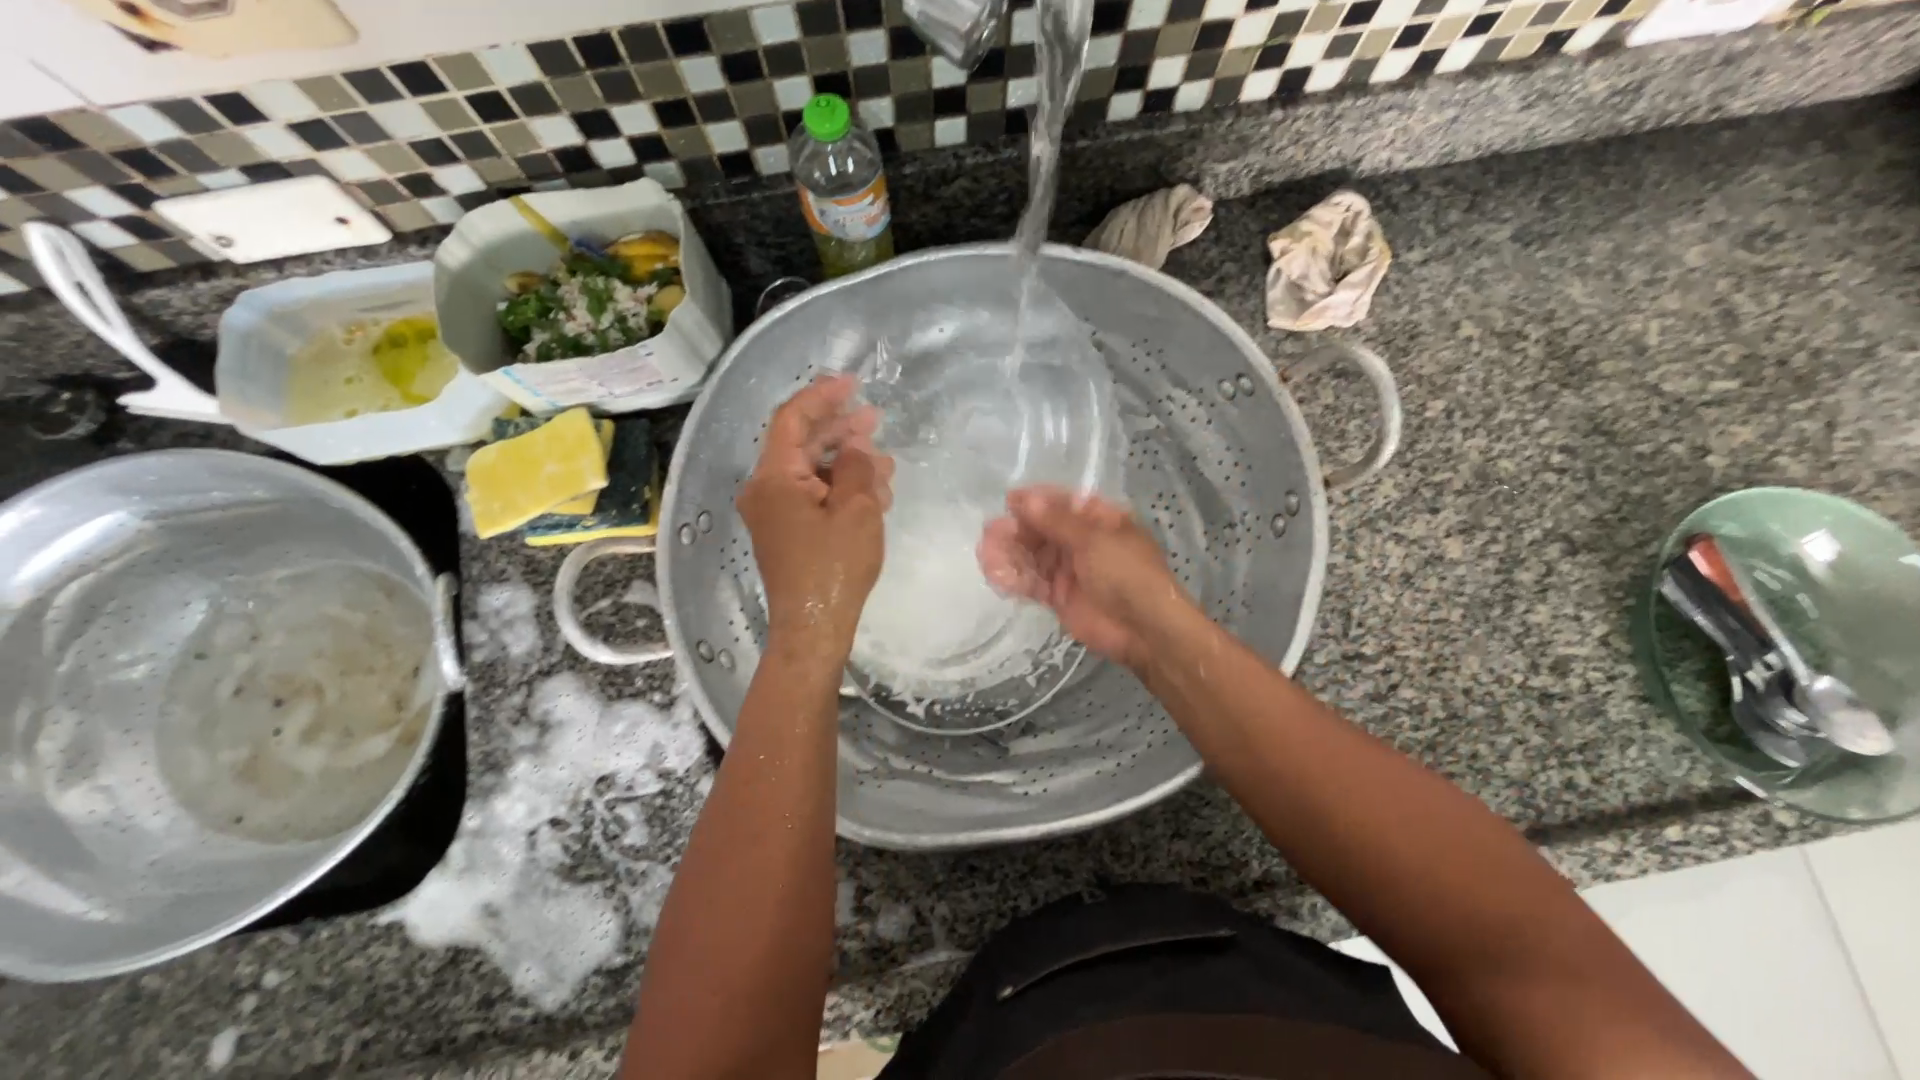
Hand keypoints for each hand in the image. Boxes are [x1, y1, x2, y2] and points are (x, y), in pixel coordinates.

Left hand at [737, 375, 893, 653]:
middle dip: (842, 431)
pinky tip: (873, 493)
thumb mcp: (856, 510)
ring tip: (886, 467)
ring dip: (848, 463)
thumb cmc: (834, 567)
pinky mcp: (785, 532)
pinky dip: (840, 488)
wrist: (813, 627)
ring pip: (811, 471)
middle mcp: (764, 489)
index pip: (792, 419)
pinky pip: (811, 496)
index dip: (822, 397)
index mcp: (773, 477)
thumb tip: (857, 447)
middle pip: (802, 444)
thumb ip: (858, 467)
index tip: (853, 384)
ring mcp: (773, 512)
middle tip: (877, 419)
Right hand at [977, 487, 1186, 669]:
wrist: (1144, 629)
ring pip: (1032, 557)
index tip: (1008, 502)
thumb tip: (1023, 499)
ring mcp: (1069, 571)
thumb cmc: (1127, 573)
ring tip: (986, 554)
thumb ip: (1056, 520)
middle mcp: (1082, 542)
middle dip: (1015, 531)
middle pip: (1042, 530)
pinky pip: (1032, 584)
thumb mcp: (1095, 539)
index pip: (1062, 504)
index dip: (1035, 501)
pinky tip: (997, 576)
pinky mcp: (1059, 598)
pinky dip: (1014, 580)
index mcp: (1099, 520)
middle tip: (990, 533)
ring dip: (1009, 555)